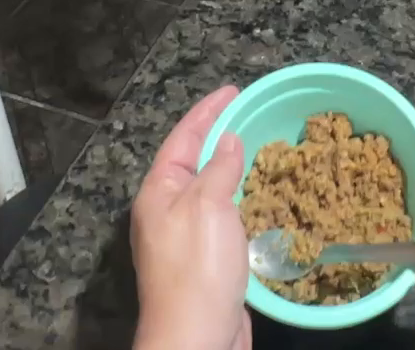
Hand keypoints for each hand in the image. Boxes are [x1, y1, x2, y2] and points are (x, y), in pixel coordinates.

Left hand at [130, 85, 251, 349]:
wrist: (198, 342)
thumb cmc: (198, 267)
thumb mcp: (209, 205)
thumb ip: (220, 167)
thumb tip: (229, 140)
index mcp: (158, 192)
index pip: (183, 137)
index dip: (208, 110)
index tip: (233, 90)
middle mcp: (165, 211)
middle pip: (191, 160)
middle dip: (217, 135)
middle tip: (248, 113)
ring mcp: (183, 238)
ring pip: (207, 189)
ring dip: (229, 167)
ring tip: (255, 147)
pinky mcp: (203, 261)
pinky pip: (220, 215)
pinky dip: (237, 198)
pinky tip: (255, 197)